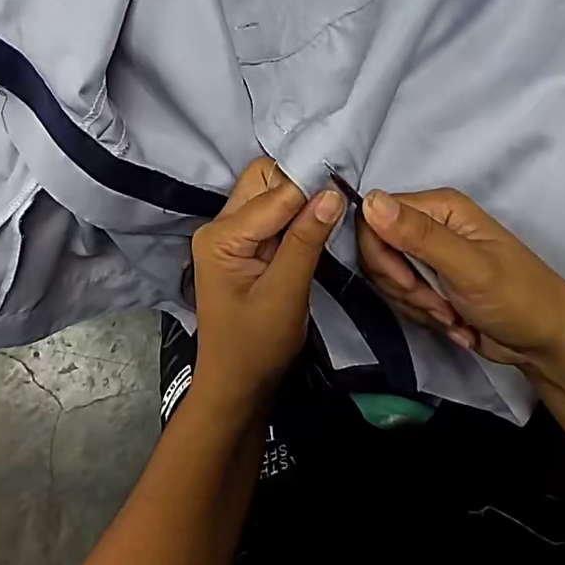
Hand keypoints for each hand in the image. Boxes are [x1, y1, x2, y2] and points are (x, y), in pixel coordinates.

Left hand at [189, 158, 344, 412]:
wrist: (236, 384)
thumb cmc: (255, 348)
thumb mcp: (285, 295)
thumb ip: (306, 241)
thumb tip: (332, 194)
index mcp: (221, 236)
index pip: (272, 194)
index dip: (309, 186)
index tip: (345, 183)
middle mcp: (220, 226)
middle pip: (263, 180)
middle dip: (300, 184)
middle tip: (337, 199)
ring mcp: (230, 234)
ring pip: (269, 193)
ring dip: (300, 199)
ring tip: (331, 211)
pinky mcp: (245, 245)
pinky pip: (272, 214)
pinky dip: (296, 215)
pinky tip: (317, 224)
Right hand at [356, 188, 564, 366]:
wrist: (547, 344)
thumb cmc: (519, 298)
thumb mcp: (469, 267)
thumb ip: (419, 235)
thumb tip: (371, 201)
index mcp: (439, 207)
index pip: (374, 217)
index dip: (381, 253)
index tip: (408, 283)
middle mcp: (428, 225)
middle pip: (376, 249)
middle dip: (402, 286)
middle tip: (438, 303)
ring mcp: (427, 255)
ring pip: (385, 277)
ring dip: (415, 305)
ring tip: (452, 314)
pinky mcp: (427, 282)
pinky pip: (399, 296)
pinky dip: (421, 314)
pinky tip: (453, 321)